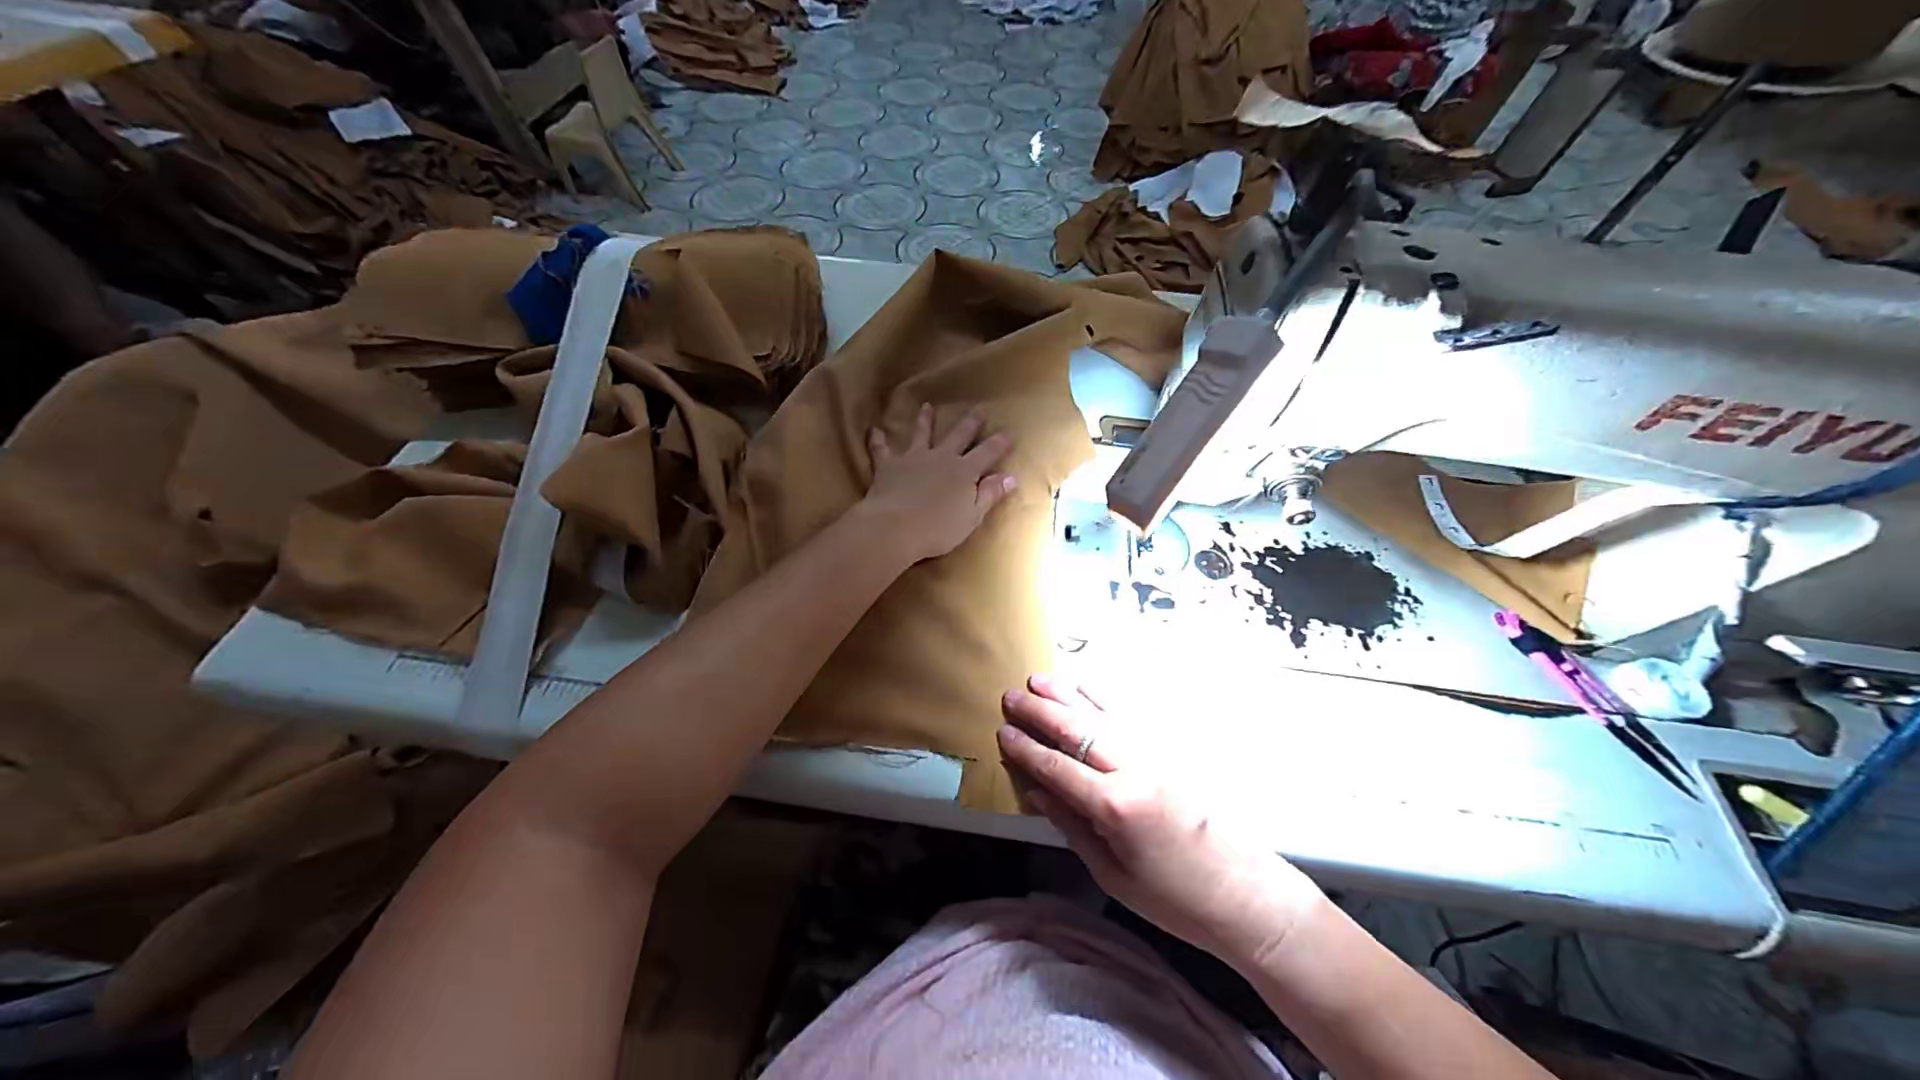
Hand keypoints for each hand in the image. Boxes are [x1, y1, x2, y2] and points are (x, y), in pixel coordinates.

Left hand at [856, 403, 1015, 563]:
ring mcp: (914, 459)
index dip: (1000, 442)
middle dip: (970, 422)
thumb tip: (1010, 477)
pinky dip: (878, 440)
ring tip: (927, 406)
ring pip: (921, 434)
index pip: (988, 452)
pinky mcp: (888, 466)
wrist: (895, 527)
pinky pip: (882, 449)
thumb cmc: (938, 528)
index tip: (1010, 431)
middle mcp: (941, 458)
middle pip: (958, 435)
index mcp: (964, 472)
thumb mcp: (972, 516)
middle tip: (978, 408)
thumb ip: (989, 494)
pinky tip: (875, 430)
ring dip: (925, 420)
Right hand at [997, 674, 1326, 967]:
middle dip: (1040, 712)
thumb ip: (1072, 827)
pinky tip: (1086, 687)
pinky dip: (1104, 700)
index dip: (1026, 750)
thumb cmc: (1174, 899)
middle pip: (1077, 731)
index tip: (1002, 732)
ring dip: (1068, 695)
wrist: (1244, 895)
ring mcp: (1156, 757)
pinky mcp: (1172, 755)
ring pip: (1102, 715)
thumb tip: (1038, 793)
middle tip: (1010, 696)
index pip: (1058, 768)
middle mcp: (1134, 771)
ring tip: (1039, 679)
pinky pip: (1131, 718)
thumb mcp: (1113, 874)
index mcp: (1115, 807)